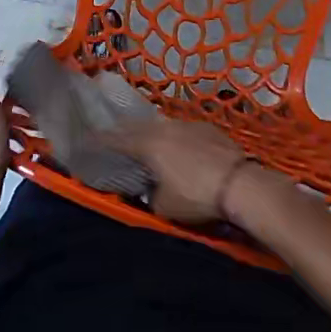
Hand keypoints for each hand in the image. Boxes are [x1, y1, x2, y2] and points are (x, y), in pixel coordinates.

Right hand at [111, 118, 247, 224]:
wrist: (242, 185)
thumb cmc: (197, 196)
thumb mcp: (164, 206)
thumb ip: (150, 195)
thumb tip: (150, 190)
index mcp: (146, 145)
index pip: (115, 140)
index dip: (100, 141)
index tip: (88, 141)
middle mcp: (163, 128)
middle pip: (136, 126)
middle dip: (123, 131)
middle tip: (114, 136)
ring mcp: (187, 125)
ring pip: (161, 125)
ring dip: (151, 132)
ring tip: (147, 140)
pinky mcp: (208, 128)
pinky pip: (183, 129)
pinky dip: (175, 136)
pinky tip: (180, 146)